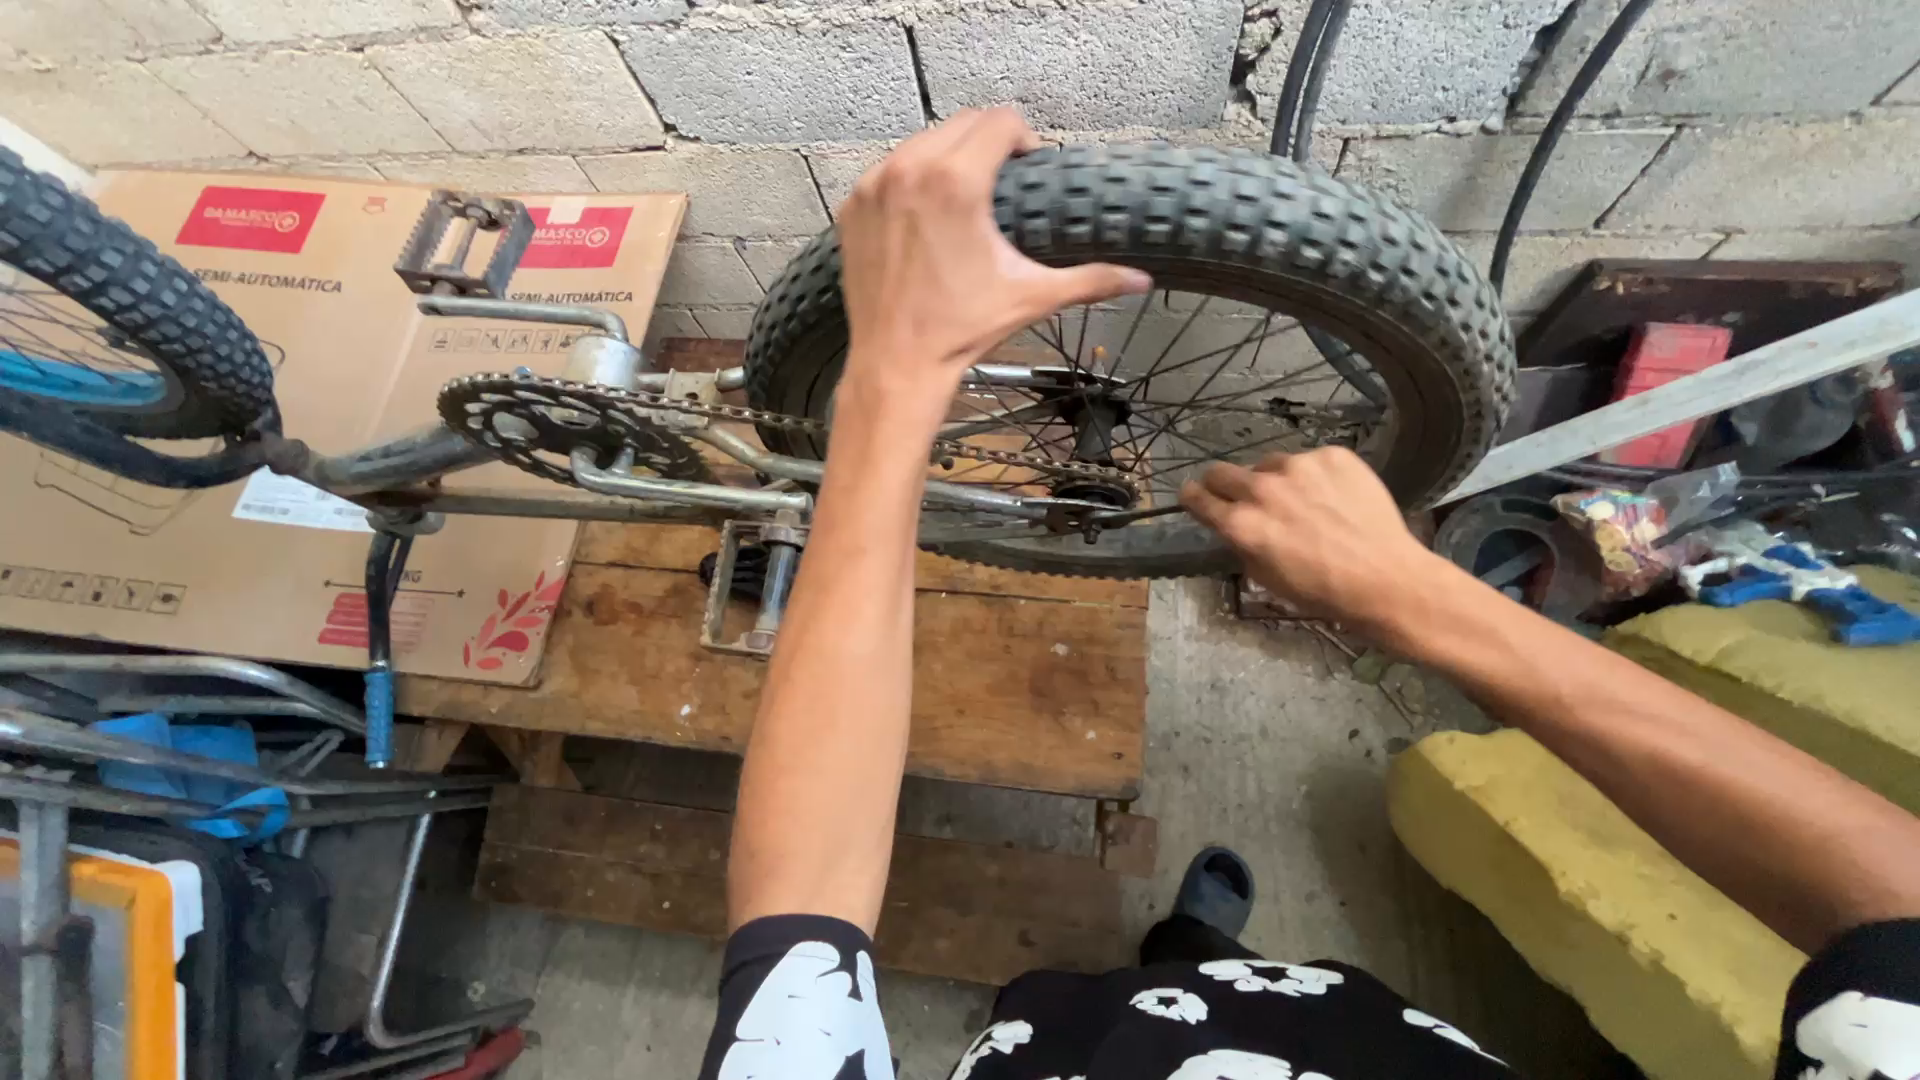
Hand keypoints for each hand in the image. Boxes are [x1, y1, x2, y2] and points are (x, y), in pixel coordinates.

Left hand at [836, 107, 1151, 418]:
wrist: (896, 364)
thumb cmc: (960, 331)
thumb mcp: (1029, 298)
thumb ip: (1090, 281)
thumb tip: (1141, 282)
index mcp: (956, 182)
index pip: (1000, 121)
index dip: (1023, 138)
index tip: (1028, 165)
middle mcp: (910, 170)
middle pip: (961, 123)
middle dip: (987, 143)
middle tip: (1002, 178)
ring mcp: (875, 186)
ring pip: (922, 141)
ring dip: (949, 155)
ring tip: (966, 193)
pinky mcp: (854, 207)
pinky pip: (889, 169)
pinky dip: (911, 178)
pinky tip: (927, 211)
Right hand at [1179, 448, 1446, 633]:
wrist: (1386, 579)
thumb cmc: (1320, 590)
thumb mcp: (1264, 576)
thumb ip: (1241, 542)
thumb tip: (1233, 524)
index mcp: (1240, 524)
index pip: (1196, 496)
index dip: (1192, 497)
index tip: (1194, 496)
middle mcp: (1262, 489)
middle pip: (1220, 471)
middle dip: (1222, 484)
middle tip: (1240, 497)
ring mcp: (1299, 466)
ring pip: (1267, 464)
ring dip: (1272, 480)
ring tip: (1300, 502)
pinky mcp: (1333, 455)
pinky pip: (1308, 460)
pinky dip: (1312, 476)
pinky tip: (1331, 498)